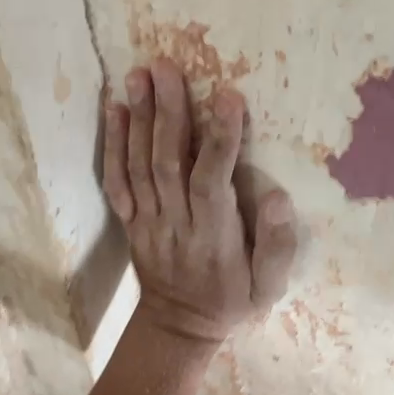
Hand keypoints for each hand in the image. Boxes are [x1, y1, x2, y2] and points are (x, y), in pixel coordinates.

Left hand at [102, 58, 295, 342]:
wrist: (177, 327)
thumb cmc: (231, 302)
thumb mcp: (268, 289)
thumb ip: (276, 246)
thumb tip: (280, 198)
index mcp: (213, 238)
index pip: (212, 182)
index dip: (219, 140)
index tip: (227, 97)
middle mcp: (175, 224)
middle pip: (168, 163)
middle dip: (168, 113)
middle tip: (167, 67)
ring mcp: (147, 221)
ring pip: (139, 166)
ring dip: (138, 118)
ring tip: (139, 74)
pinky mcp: (130, 220)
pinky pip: (116, 181)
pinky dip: (113, 144)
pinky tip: (114, 109)